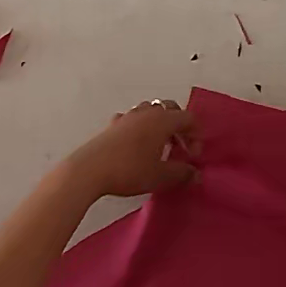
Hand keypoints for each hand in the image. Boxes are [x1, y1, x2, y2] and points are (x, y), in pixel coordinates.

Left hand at [57, 100, 198, 199]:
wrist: (89, 170)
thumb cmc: (130, 170)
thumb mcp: (161, 176)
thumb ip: (182, 173)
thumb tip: (195, 173)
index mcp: (162, 120)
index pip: (188, 118)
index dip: (196, 135)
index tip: (193, 155)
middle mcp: (145, 113)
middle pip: (169, 109)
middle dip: (179, 126)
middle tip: (180, 147)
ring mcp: (126, 117)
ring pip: (149, 112)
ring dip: (159, 125)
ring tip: (160, 146)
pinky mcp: (111, 126)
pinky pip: (132, 121)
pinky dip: (140, 129)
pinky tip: (137, 145)